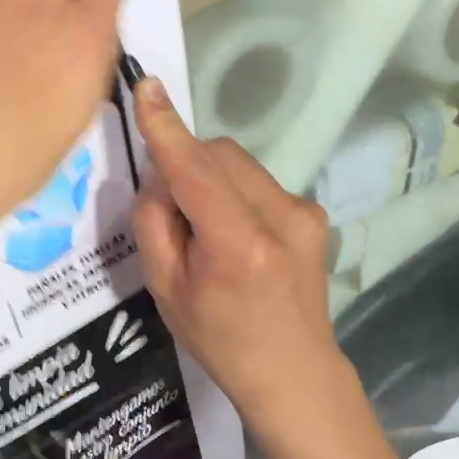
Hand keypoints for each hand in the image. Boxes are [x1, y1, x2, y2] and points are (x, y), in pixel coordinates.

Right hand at [130, 81, 352, 429]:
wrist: (292, 370)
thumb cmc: (217, 337)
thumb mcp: (164, 287)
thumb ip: (155, 225)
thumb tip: (159, 179)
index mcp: (237, 244)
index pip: (194, 171)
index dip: (166, 129)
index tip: (147, 88)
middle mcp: (280, 217)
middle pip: (219, 154)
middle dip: (184, 163)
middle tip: (167, 211)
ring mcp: (303, 212)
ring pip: (237, 163)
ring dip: (206, 177)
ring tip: (199, 230)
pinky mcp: (312, 214)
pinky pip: (254, 181)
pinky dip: (228, 192)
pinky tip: (228, 235)